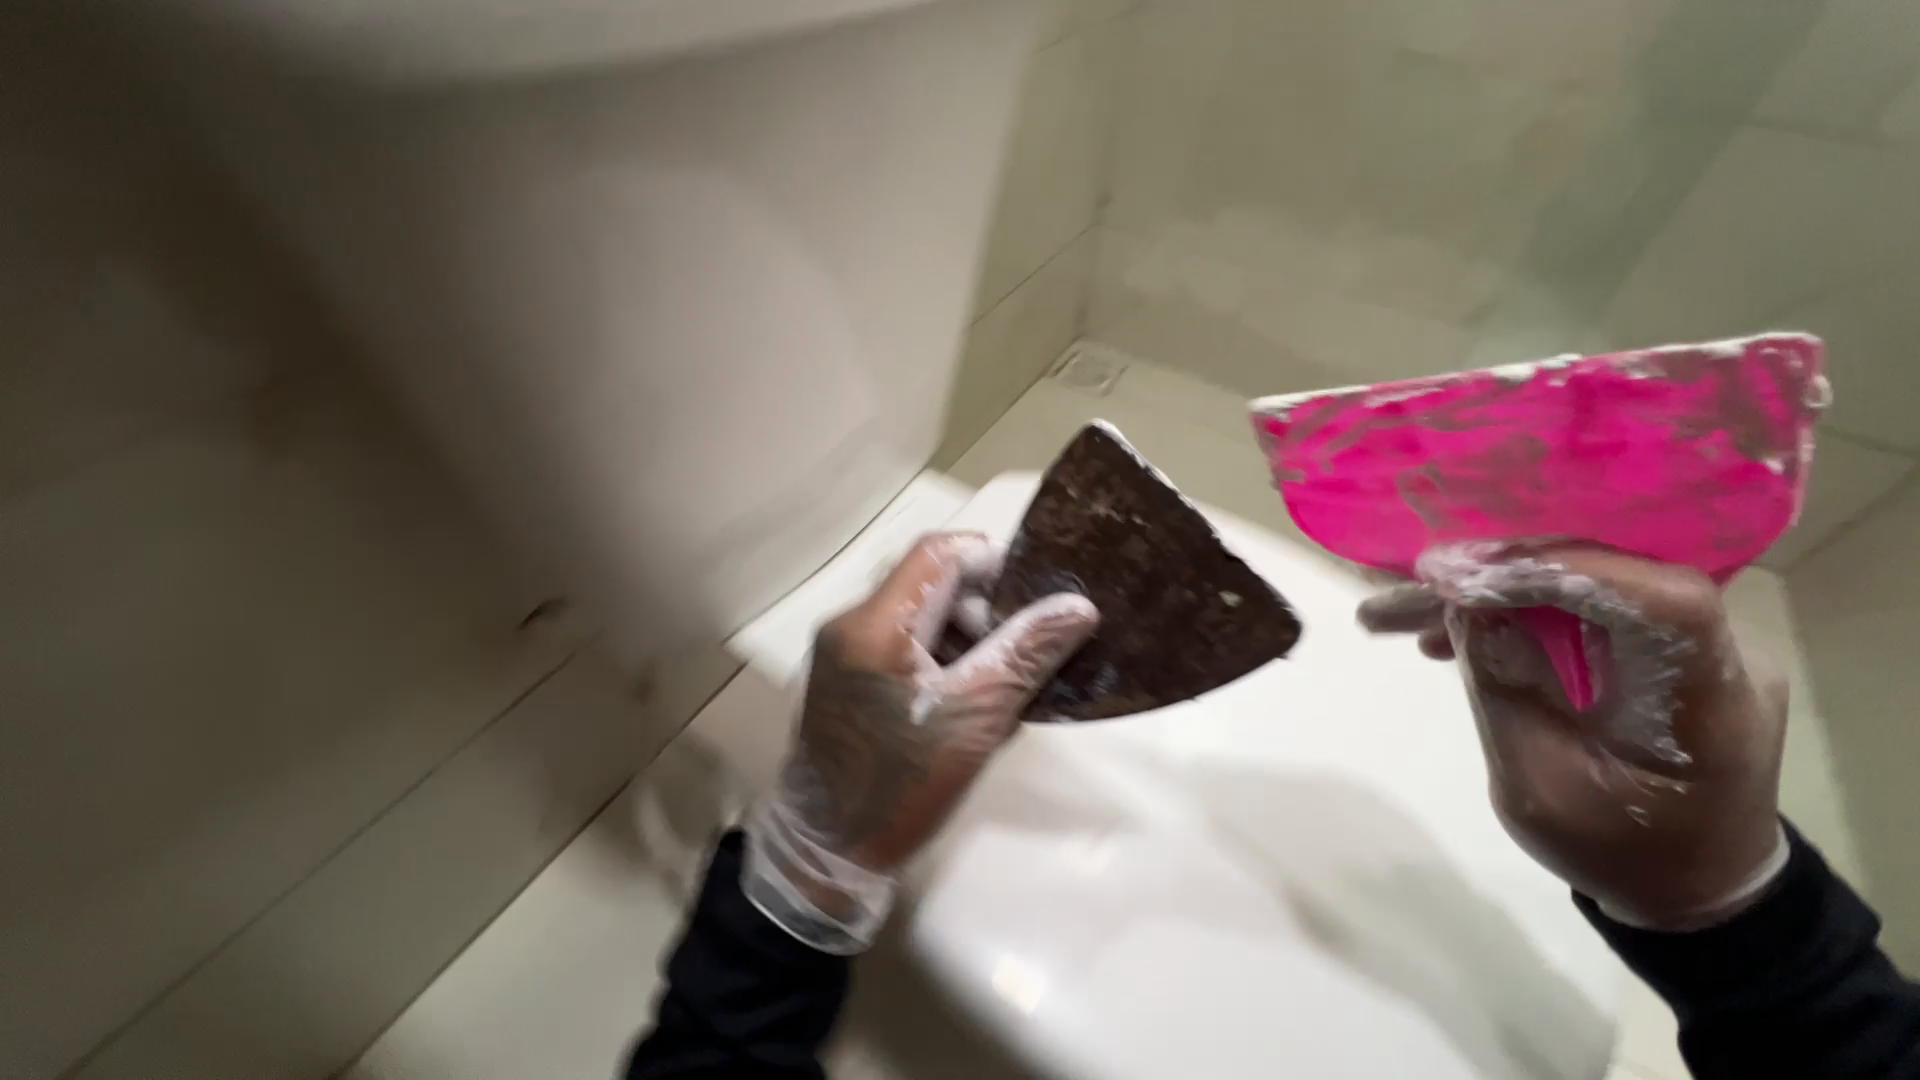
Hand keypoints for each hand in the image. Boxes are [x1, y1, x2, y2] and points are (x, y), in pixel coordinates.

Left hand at [744, 532, 1099, 951]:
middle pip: (930, 584)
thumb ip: (1025, 654)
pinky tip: (971, 702)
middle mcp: (851, 624)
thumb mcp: (975, 719)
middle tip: (1025, 648)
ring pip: (921, 618)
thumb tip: (1079, 605)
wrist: (827, 855)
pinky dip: (944, 662)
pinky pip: (905, 647)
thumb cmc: (900, 786)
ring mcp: (844, 652)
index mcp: (874, 624)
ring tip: (1003, 683)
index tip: (1036, 592)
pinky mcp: (847, 679)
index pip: (938, 553)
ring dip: (968, 639)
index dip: (991, 559)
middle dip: (985, 609)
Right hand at [1359, 542, 1788, 929]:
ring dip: (1487, 594)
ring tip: (1396, 615)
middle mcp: (1717, 650)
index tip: (1454, 578)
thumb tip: (1464, 604)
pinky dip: (1509, 614)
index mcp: (1709, 696)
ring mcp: (1687, 644)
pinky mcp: (1654, 648)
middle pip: (1601, 576)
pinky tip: (1447, 633)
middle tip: (1409, 585)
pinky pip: (1575, 609)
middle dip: (1496, 574)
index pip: (1654, 596)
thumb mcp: (1539, 785)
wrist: (1689, 887)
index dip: (1553, 570)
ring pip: (1576, 587)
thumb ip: (1504, 688)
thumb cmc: (1618, 851)